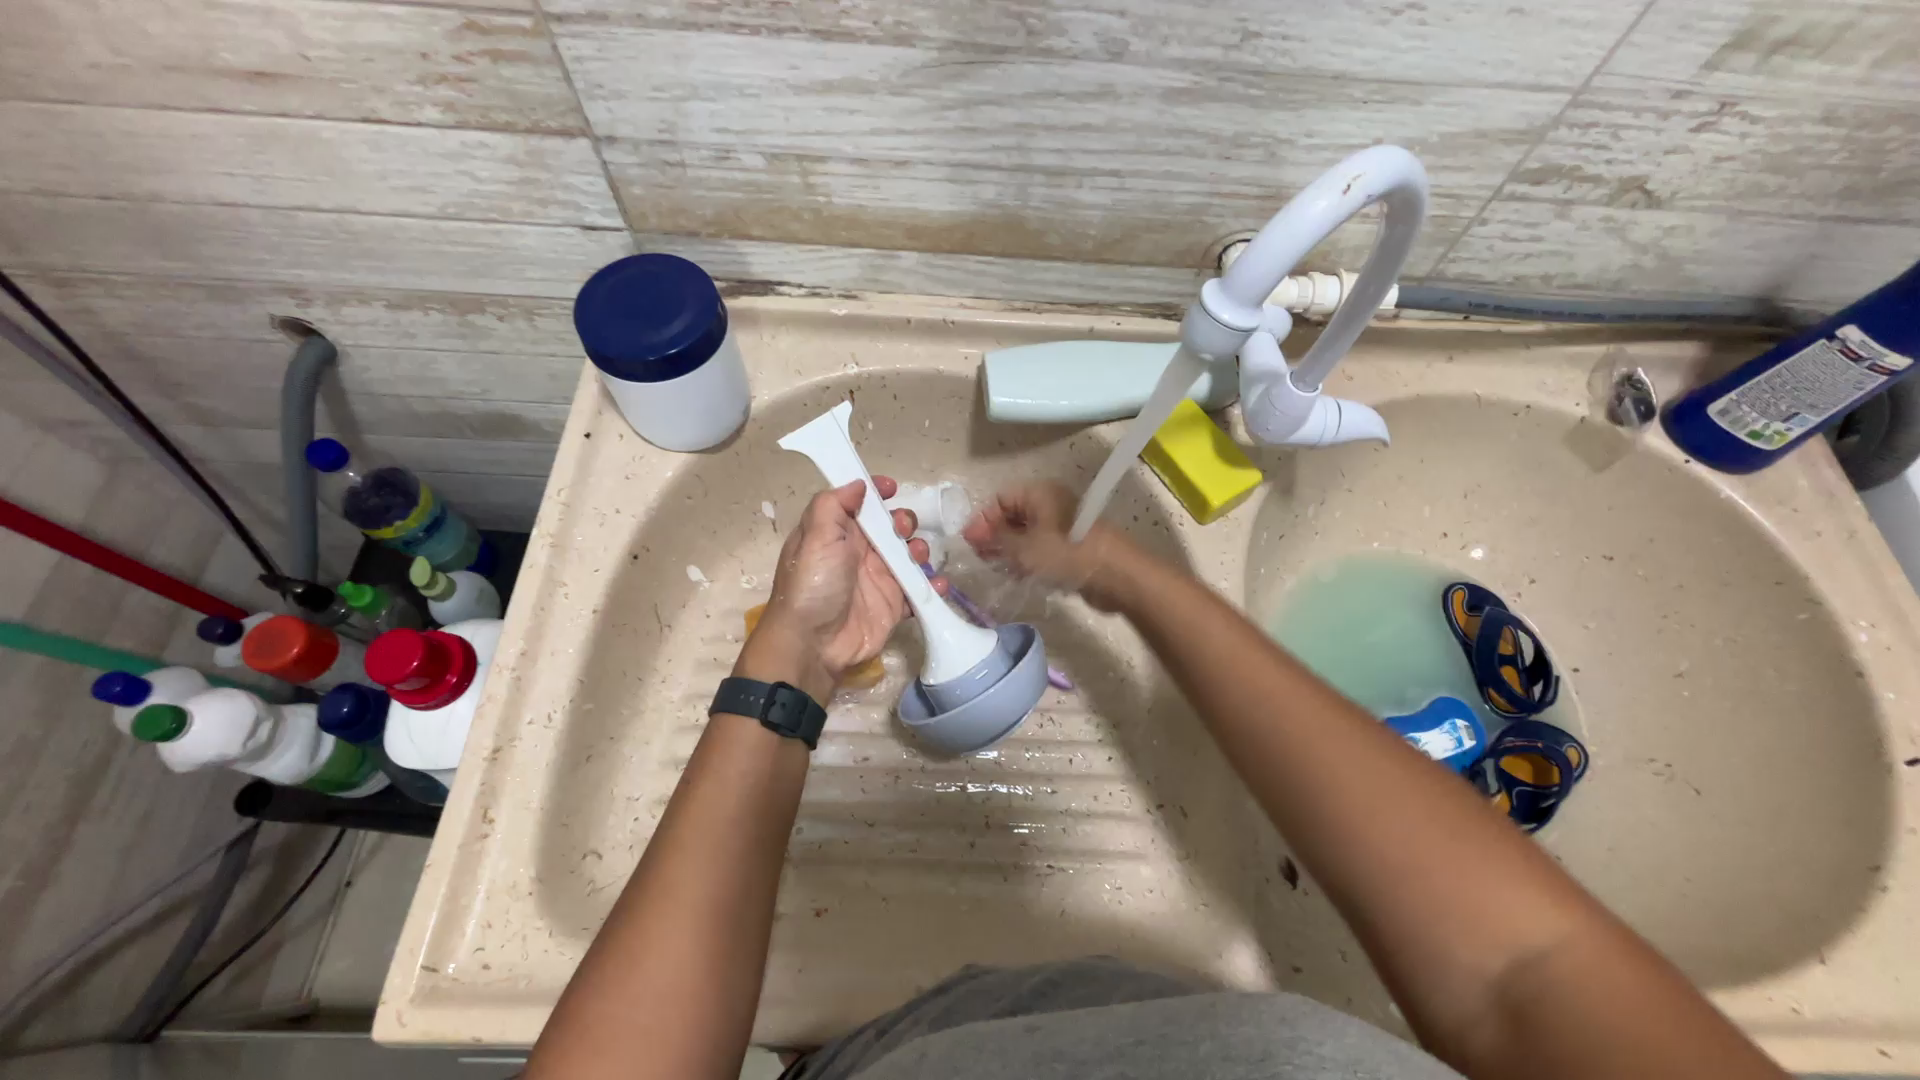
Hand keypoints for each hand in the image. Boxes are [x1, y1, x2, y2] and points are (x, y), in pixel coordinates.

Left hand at [739, 476, 935, 699]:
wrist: (814, 644)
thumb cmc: (813, 585)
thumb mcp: (815, 537)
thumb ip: (834, 505)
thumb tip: (857, 484)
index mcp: (836, 533)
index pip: (859, 504)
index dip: (876, 492)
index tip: (891, 489)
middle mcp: (858, 553)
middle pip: (890, 527)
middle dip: (903, 522)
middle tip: (900, 532)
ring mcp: (878, 579)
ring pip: (908, 555)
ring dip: (920, 550)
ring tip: (918, 558)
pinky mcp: (893, 605)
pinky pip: (918, 590)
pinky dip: (931, 584)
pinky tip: (935, 584)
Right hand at [960, 483, 1133, 610]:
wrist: (1115, 574)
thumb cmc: (1065, 554)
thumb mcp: (1022, 548)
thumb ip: (995, 539)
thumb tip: (973, 533)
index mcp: (1039, 493)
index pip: (1000, 499)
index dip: (983, 520)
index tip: (970, 544)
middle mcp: (1051, 504)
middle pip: (1013, 515)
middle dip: (995, 536)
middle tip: (981, 559)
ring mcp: (1063, 525)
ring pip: (1027, 533)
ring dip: (1010, 550)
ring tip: (997, 569)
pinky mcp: (1071, 545)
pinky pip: (1041, 547)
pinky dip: (1027, 558)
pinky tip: (1017, 575)